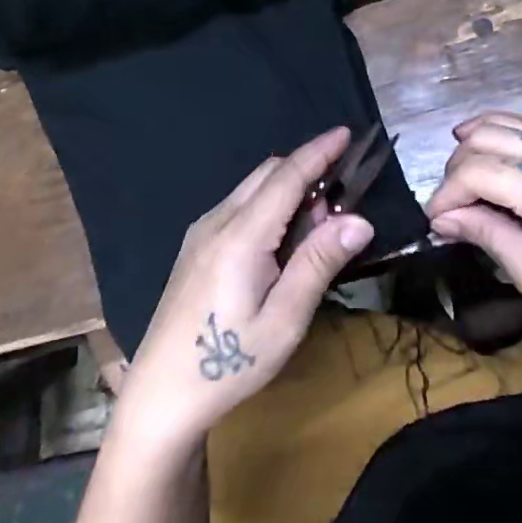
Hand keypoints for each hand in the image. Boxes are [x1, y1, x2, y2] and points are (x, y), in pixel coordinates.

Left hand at [116, 127, 373, 454]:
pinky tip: (282, 240)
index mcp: (240, 235)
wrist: (163, 390)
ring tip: (319, 224)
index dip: (318, 152)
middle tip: (343, 195)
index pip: (286, 177)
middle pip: (266, 175)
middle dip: (306, 170)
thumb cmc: (230, 362)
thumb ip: (318, 263)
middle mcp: (216, 221)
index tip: (346, 132)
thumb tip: (358, 220)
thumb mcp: (284, 320)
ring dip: (286, 190)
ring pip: (250, 190)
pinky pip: (237, 208)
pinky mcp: (194, 247)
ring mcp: (200, 232)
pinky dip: (267, 206)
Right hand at [424, 111, 521, 365]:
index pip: (476, 171)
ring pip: (499, 125)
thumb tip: (440, 218)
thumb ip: (485, 235)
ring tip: (464, 187)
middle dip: (454, 173)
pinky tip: (478, 151)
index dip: (446, 194)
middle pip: (482, 141)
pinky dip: (493, 135)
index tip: (434, 221)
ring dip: (470, 152)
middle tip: (451, 210)